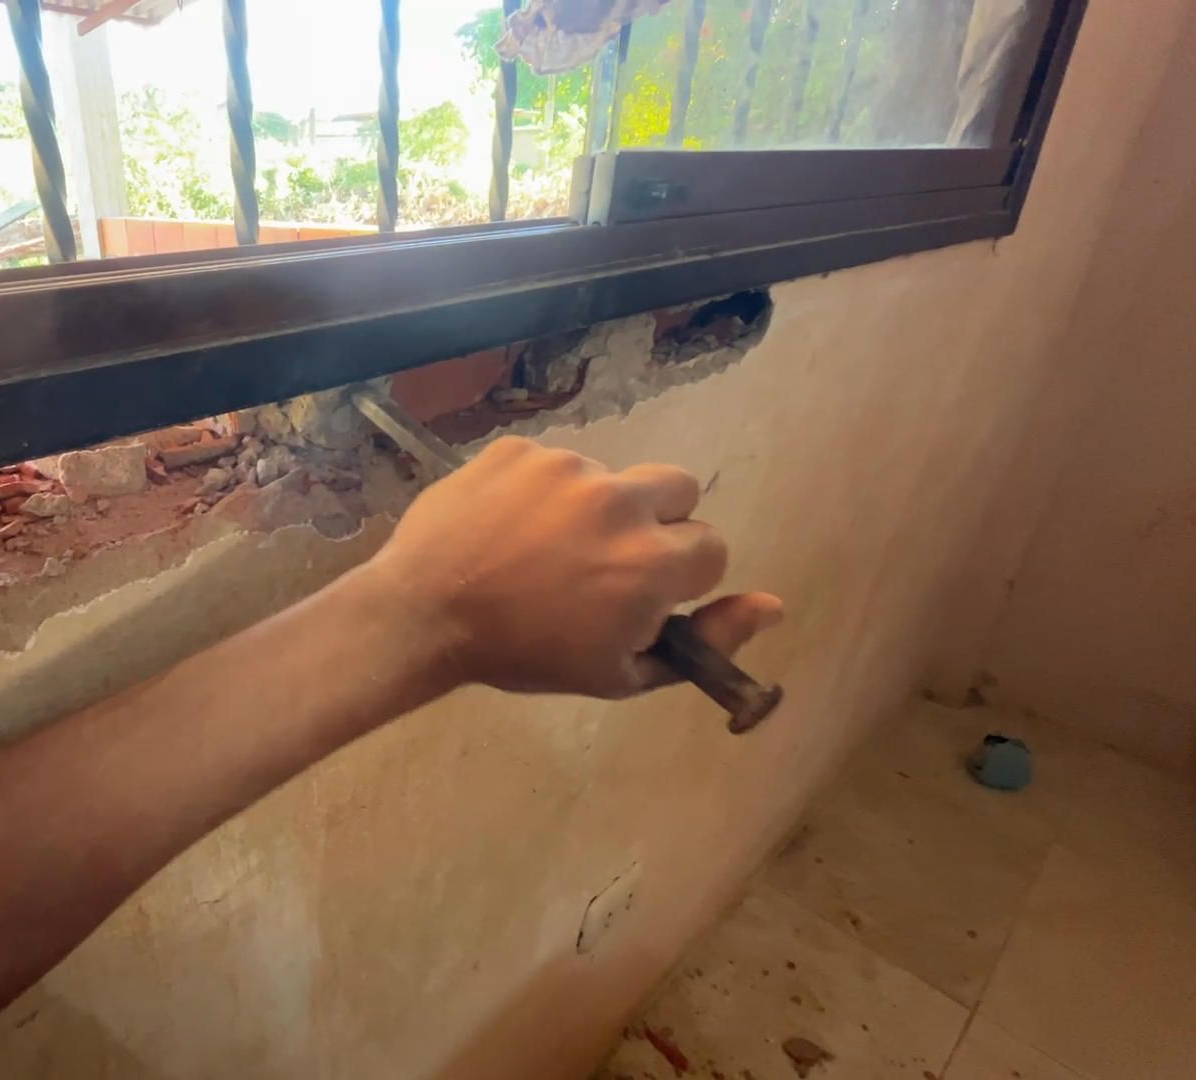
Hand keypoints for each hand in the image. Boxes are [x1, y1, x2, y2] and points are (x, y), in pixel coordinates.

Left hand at [363, 436, 781, 698]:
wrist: (422, 613)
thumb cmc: (521, 655)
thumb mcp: (618, 674)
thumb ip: (707, 642)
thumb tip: (773, 604)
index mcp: (652, 560)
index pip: (710, 546)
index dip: (677, 575)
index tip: (636, 592)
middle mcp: (618, 499)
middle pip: (677, 488)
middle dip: (655, 521)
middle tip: (599, 556)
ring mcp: (563, 465)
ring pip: (608, 476)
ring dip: (589, 506)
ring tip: (536, 545)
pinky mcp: (517, 448)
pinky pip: (550, 463)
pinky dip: (539, 490)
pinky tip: (503, 523)